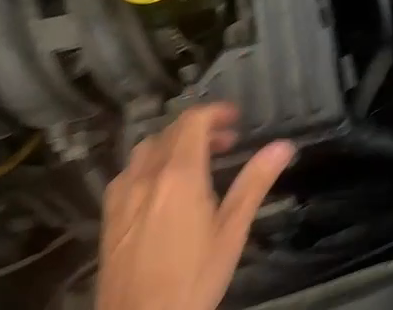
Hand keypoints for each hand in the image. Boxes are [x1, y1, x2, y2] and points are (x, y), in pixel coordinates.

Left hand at [99, 104, 294, 309]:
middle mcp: (147, 176)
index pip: (194, 122)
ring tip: (194, 163)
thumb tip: (283, 146)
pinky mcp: (108, 216)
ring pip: (146, 149)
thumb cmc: (193, 280)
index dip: (216, 112)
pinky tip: (159, 190)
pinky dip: (149, 166)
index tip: (236, 119)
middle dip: (199, 129)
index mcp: (180, 175)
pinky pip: (128, 173)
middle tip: (226, 144)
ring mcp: (123, 195)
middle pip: (171, 131)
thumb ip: (255, 183)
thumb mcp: (232, 233)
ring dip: (172, 145)